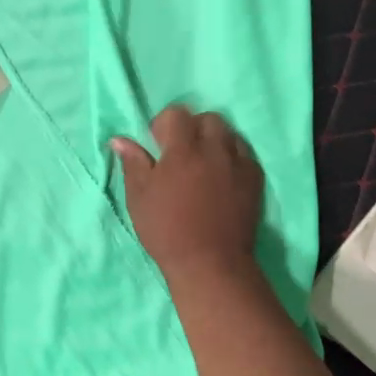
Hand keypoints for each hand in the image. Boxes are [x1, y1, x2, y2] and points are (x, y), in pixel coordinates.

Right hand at [111, 105, 264, 283]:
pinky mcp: (255, 179)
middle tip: (180, 154)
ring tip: (203, 164)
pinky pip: (244, 154)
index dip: (163, 125)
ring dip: (214, 141)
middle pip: (207, 119)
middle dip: (192, 129)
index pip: (176, 114)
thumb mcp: (139, 197)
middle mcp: (214, 149)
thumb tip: (120, 139)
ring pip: (229, 133)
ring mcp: (238, 163)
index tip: (157, 146)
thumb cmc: (166, 230)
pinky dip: (232, 157)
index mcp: (182, 151)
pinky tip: (221, 177)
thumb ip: (133, 163)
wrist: (210, 262)